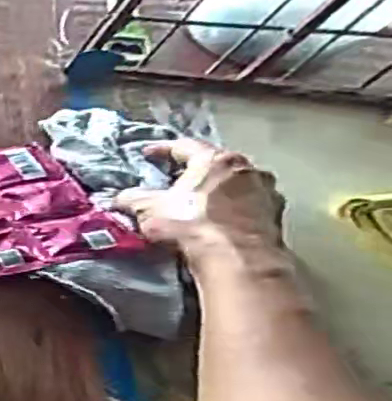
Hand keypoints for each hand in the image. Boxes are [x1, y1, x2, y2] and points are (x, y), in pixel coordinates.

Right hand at [116, 139, 284, 264]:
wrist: (235, 254)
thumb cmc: (188, 222)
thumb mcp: (146, 208)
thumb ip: (132, 197)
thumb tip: (124, 196)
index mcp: (216, 160)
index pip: (186, 146)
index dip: (162, 149)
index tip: (147, 153)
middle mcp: (248, 168)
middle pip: (215, 163)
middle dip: (194, 170)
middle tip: (173, 179)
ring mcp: (268, 189)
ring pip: (234, 182)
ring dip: (215, 188)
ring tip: (196, 200)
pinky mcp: (276, 211)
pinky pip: (247, 201)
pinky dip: (230, 205)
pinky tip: (216, 217)